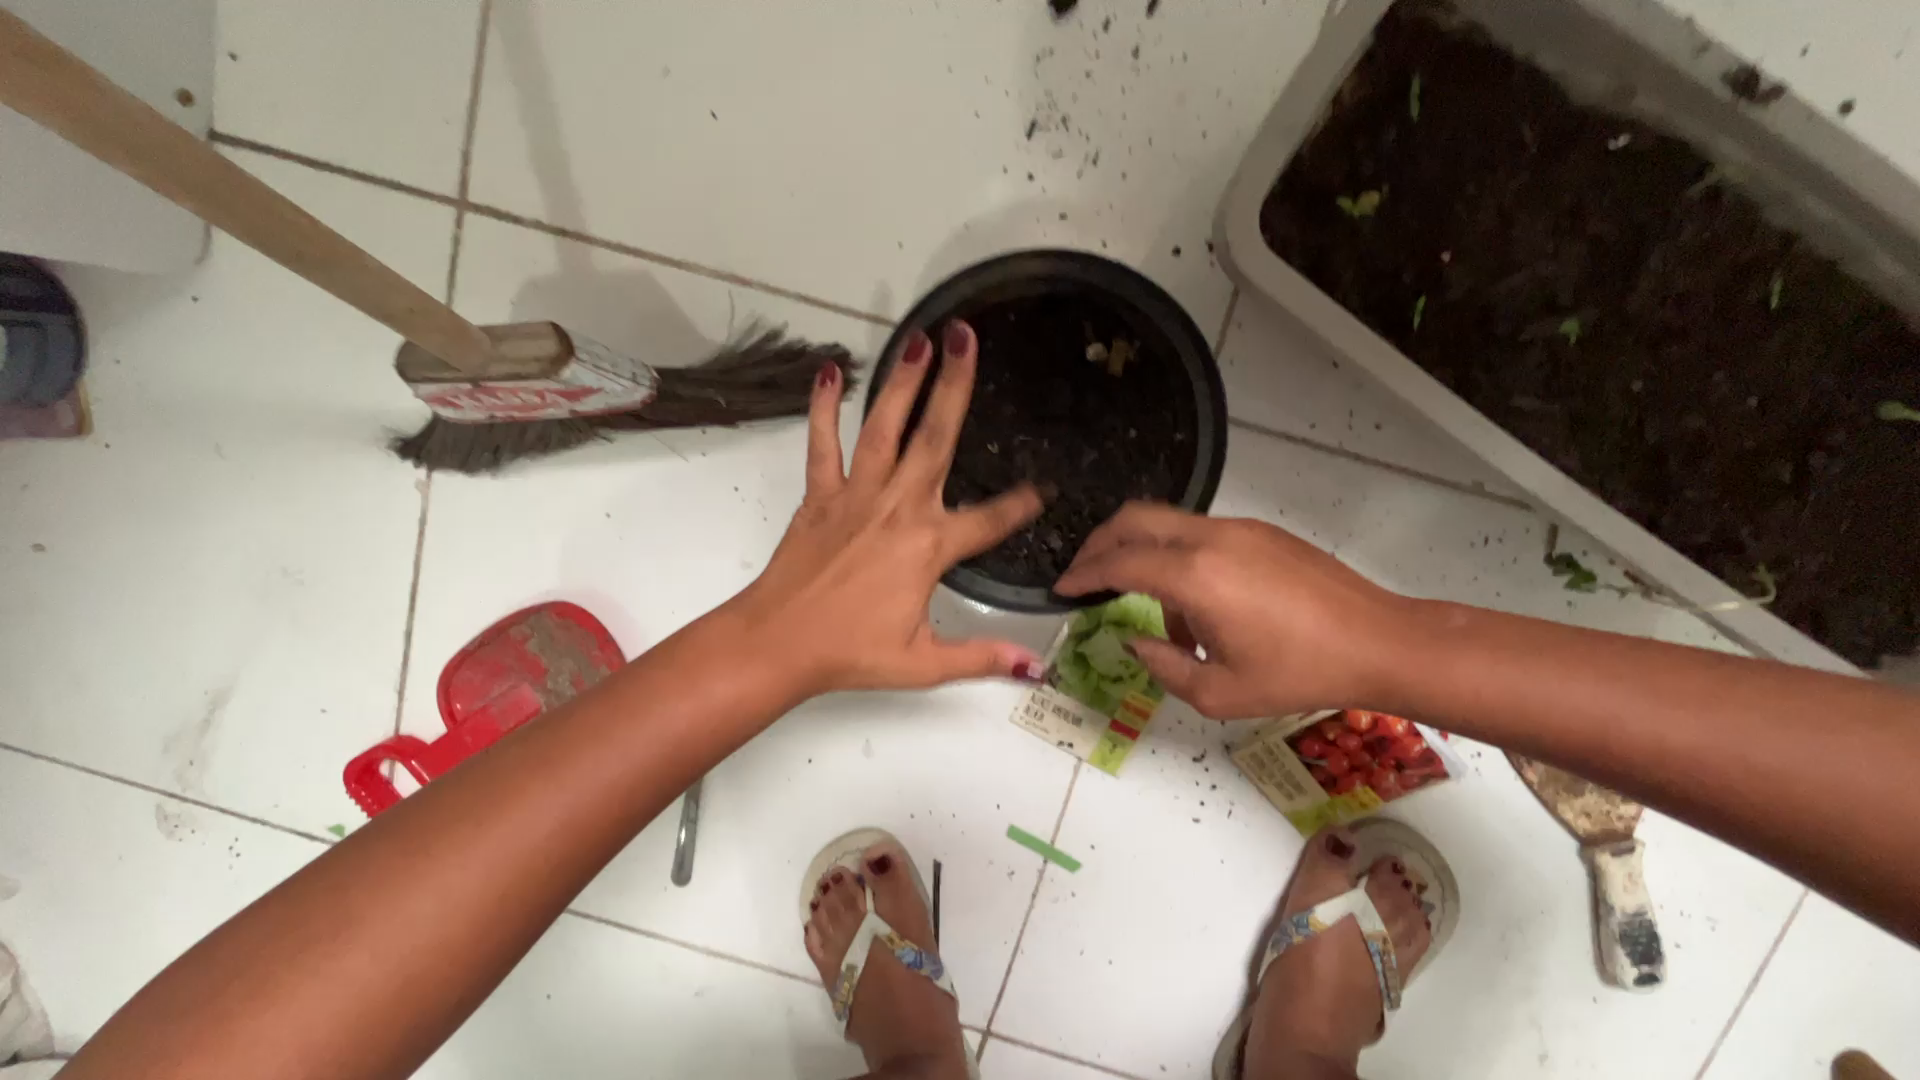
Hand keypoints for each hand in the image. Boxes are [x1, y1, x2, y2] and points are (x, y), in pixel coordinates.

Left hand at [726, 320, 1047, 697]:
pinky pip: (823, 444)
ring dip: (901, 382)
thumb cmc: (851, 653)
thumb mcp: (924, 663)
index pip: (991, 520)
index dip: (1022, 505)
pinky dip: (824, 408)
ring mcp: (856, 496)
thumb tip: (1035, 668)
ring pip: (884, 429)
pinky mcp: (820, 496)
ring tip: (918, 339)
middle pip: (936, 438)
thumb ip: (982, 658)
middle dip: (954, 384)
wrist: (778, 643)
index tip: (1044, 487)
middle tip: (965, 335)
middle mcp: (898, 508)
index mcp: (930, 546)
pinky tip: (831, 372)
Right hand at [1053, 503, 1415, 717]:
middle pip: (1134, 518)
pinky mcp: (1261, 531)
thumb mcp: (1220, 693)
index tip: (1061, 588)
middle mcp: (1210, 538)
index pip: (1119, 563)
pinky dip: (1179, 557)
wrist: (1380, 642)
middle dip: (1100, 543)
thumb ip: (1163, 666)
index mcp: (1195, 576)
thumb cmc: (1299, 673)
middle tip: (1084, 574)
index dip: (1082, 574)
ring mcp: (1238, 528)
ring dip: (1144, 554)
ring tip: (1160, 616)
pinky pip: (1200, 533)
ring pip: (1167, 523)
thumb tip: (1138, 641)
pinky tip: (1199, 604)